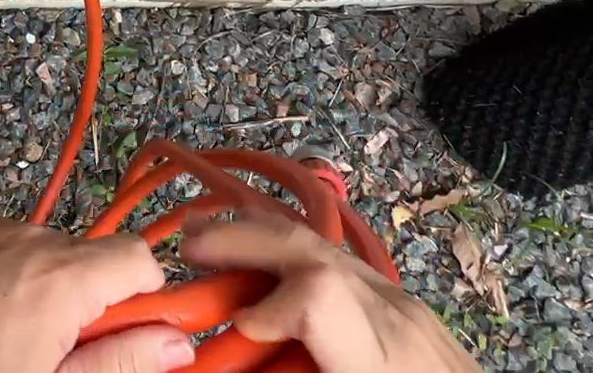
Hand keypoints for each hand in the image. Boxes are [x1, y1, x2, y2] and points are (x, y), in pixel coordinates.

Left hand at [0, 216, 194, 372]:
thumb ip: (121, 361)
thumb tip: (177, 345)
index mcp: (60, 276)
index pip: (138, 256)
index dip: (149, 295)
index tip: (145, 328)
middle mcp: (29, 238)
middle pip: (94, 257)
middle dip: (95, 298)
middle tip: (70, 349)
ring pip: (51, 251)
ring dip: (52, 285)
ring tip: (20, 336)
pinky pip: (12, 244)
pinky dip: (14, 271)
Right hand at [180, 215, 479, 372]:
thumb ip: (285, 372)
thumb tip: (240, 334)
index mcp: (384, 362)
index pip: (318, 295)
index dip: (265, 301)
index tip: (237, 326)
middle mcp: (396, 319)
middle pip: (310, 251)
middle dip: (239, 239)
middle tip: (186, 246)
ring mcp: (405, 303)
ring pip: (321, 243)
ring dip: (254, 233)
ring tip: (205, 234)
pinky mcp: (407, 304)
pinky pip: (335, 259)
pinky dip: (284, 250)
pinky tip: (257, 256)